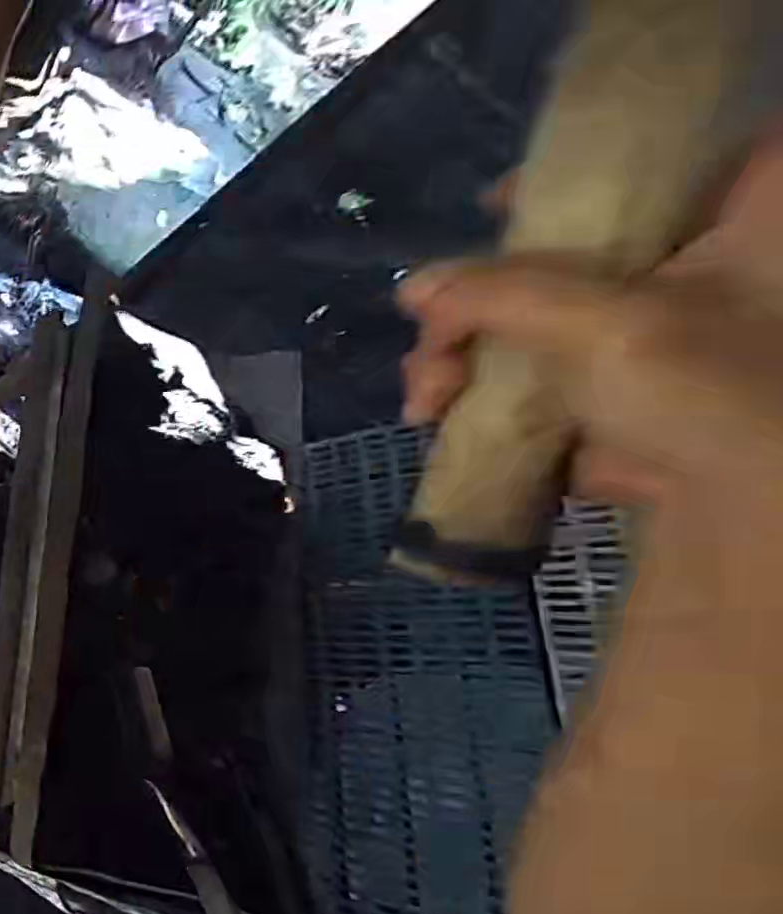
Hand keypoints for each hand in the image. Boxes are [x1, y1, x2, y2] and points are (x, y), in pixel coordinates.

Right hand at [398, 135, 782, 518]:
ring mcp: (635, 336)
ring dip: (453, 359)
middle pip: (555, 256)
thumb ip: (501, 295)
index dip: (581, 172)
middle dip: (471, 306)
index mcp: (742, 221)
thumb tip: (412, 286)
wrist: (746, 509)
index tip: (494, 208)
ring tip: (426, 404)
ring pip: (518, 321)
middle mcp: (689, 270)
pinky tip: (435, 415)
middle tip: (435, 345)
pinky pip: (512, 370)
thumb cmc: (717, 395)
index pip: (672, 159)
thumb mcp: (605, 328)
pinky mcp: (593, 389)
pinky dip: (468, 391)